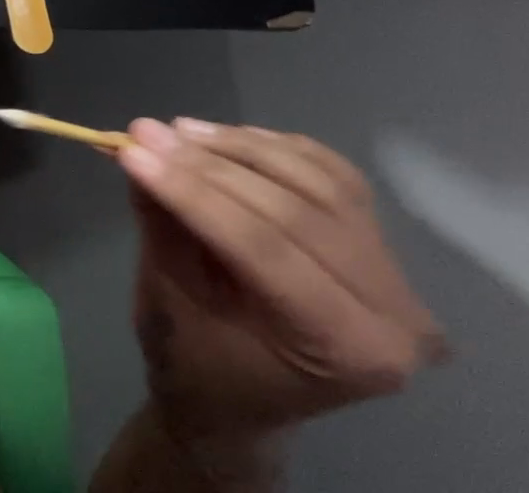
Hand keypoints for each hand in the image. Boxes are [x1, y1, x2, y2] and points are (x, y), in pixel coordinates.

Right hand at [119, 118, 446, 443]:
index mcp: (347, 348)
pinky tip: (223, 137)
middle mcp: (396, 313)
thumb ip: (162, 222)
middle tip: (143, 131)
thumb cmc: (193, 362)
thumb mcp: (166, 296)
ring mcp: (397, 278)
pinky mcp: (379, 247)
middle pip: (298, 210)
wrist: (232, 400)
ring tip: (175, 129)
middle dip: (210, 164)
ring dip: (240, 147)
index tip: (130, 150)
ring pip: (320, 184)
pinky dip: (277, 149)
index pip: (265, 246)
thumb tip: (136, 150)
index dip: (193, 192)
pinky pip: (334, 179)